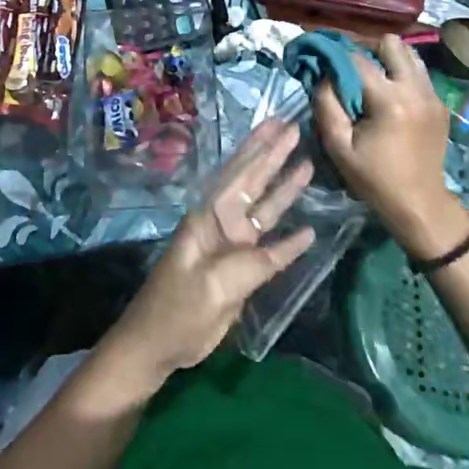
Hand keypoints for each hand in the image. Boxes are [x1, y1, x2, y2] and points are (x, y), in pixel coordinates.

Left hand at [96, 121, 316, 392]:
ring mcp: (233, 247)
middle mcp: (222, 224)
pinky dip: (289, 241)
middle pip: (252, 182)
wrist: (158, 343)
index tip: (279, 125)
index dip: (259, 149)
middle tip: (296, 128)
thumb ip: (250, 265)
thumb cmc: (177, 309)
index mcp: (208, 218)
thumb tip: (289, 244)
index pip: (238, 175)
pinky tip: (310, 229)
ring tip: (307, 162)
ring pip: (263, 209)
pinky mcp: (242, 270)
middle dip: (272, 155)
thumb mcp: (212, 286)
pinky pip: (271, 250)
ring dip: (284, 187)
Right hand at [312, 34, 468, 259]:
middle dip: (364, 47)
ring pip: (409, 54)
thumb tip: (323, 74)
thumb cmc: (373, 178)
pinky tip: (384, 91)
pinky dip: (398, 72)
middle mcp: (416, 90)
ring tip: (365, 73)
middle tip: (345, 62)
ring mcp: (433, 96)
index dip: (333, 51)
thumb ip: (326, 104)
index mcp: (390, 101)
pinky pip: (418, 72)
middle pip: (391, 44)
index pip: (357, 59)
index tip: (315, 50)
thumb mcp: (337, 145)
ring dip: (384, 57)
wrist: (420, 204)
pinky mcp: (440, 104)